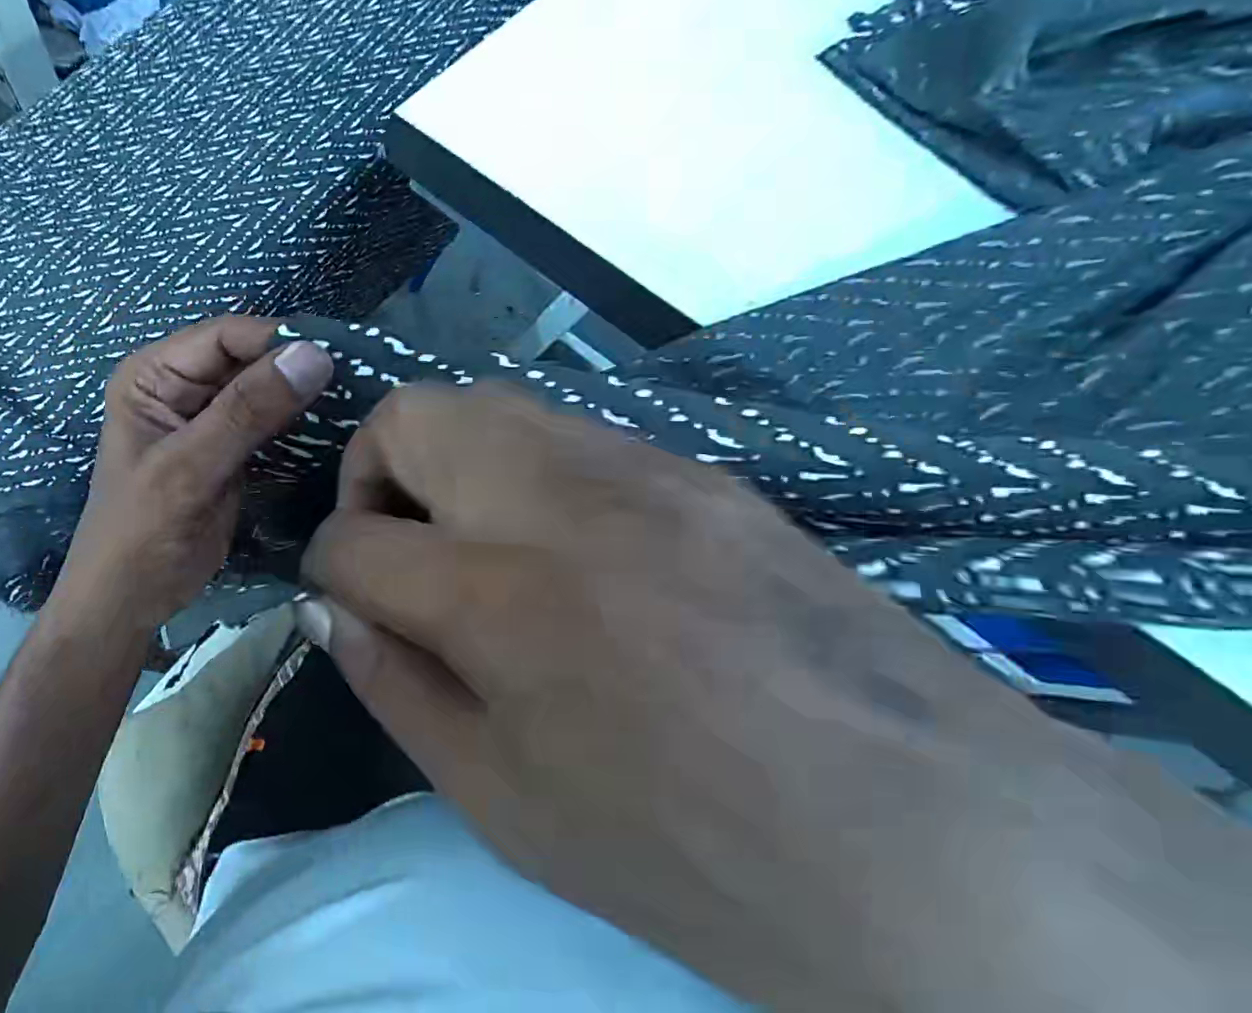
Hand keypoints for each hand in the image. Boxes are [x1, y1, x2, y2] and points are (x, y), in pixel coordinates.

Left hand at [53, 316, 332, 630]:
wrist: (131, 599)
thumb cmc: (141, 533)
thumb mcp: (190, 468)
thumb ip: (246, 411)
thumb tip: (313, 356)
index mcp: (152, 375)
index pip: (225, 336)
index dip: (278, 342)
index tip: (335, 360)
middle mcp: (179, 386)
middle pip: (248, 358)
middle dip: (295, 367)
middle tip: (355, 380)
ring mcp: (206, 418)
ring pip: (264, 389)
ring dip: (302, 394)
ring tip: (353, 399)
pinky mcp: (230, 448)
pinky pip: (269, 422)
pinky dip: (297, 423)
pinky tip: (331, 426)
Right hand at [297, 383, 1251, 1010]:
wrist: (924, 837)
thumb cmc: (686, 849)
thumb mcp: (502, 801)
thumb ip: (396, 688)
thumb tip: (331, 613)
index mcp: (499, 596)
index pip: (354, 539)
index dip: (326, 567)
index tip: (342, 598)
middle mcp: (559, 498)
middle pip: (410, 416)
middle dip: (371, 473)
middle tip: (396, 549)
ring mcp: (639, 467)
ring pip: (490, 402)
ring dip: (448, 461)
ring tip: (472, 543)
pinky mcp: (697, 469)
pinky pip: (569, 434)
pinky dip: (525, 470)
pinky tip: (563, 548)